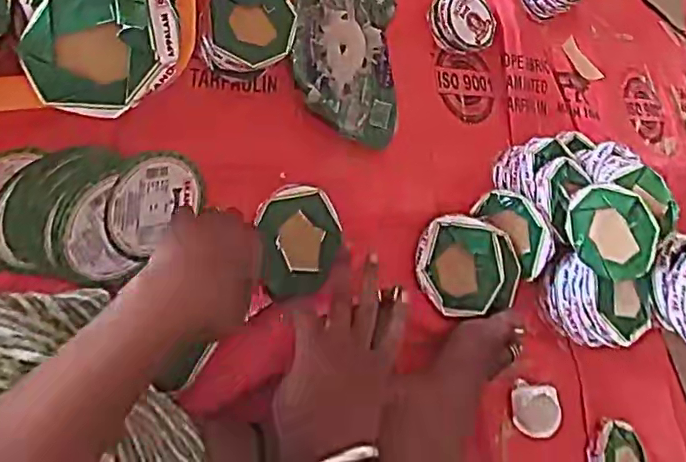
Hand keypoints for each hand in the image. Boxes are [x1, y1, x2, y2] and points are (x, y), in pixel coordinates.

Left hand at [135, 206, 260, 339]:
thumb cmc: (206, 310)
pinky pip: (185, 216)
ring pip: (211, 216)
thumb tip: (244, 294)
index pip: (256, 240)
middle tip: (221, 257)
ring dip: (207, 229)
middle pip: (234, 221)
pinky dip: (183, 225)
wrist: (172, 305)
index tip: (242, 266)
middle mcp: (232, 226)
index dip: (248, 254)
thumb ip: (245, 292)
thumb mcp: (238, 312)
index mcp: (251, 246)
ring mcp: (206, 221)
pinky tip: (179, 242)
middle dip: (228, 235)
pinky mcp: (180, 223)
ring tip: (198, 252)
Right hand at [273, 253, 405, 461]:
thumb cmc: (301, 427)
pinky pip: (392, 335)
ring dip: (371, 280)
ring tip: (374, 257)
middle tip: (345, 244)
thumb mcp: (284, 391)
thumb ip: (293, 362)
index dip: (295, 296)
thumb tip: (298, 350)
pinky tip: (402, 295)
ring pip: (368, 307)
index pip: (301, 308)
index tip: (291, 286)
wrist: (332, 455)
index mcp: (311, 343)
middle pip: (340, 295)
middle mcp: (339, 339)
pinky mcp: (381, 367)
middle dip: (341, 268)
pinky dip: (398, 313)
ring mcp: (363, 351)